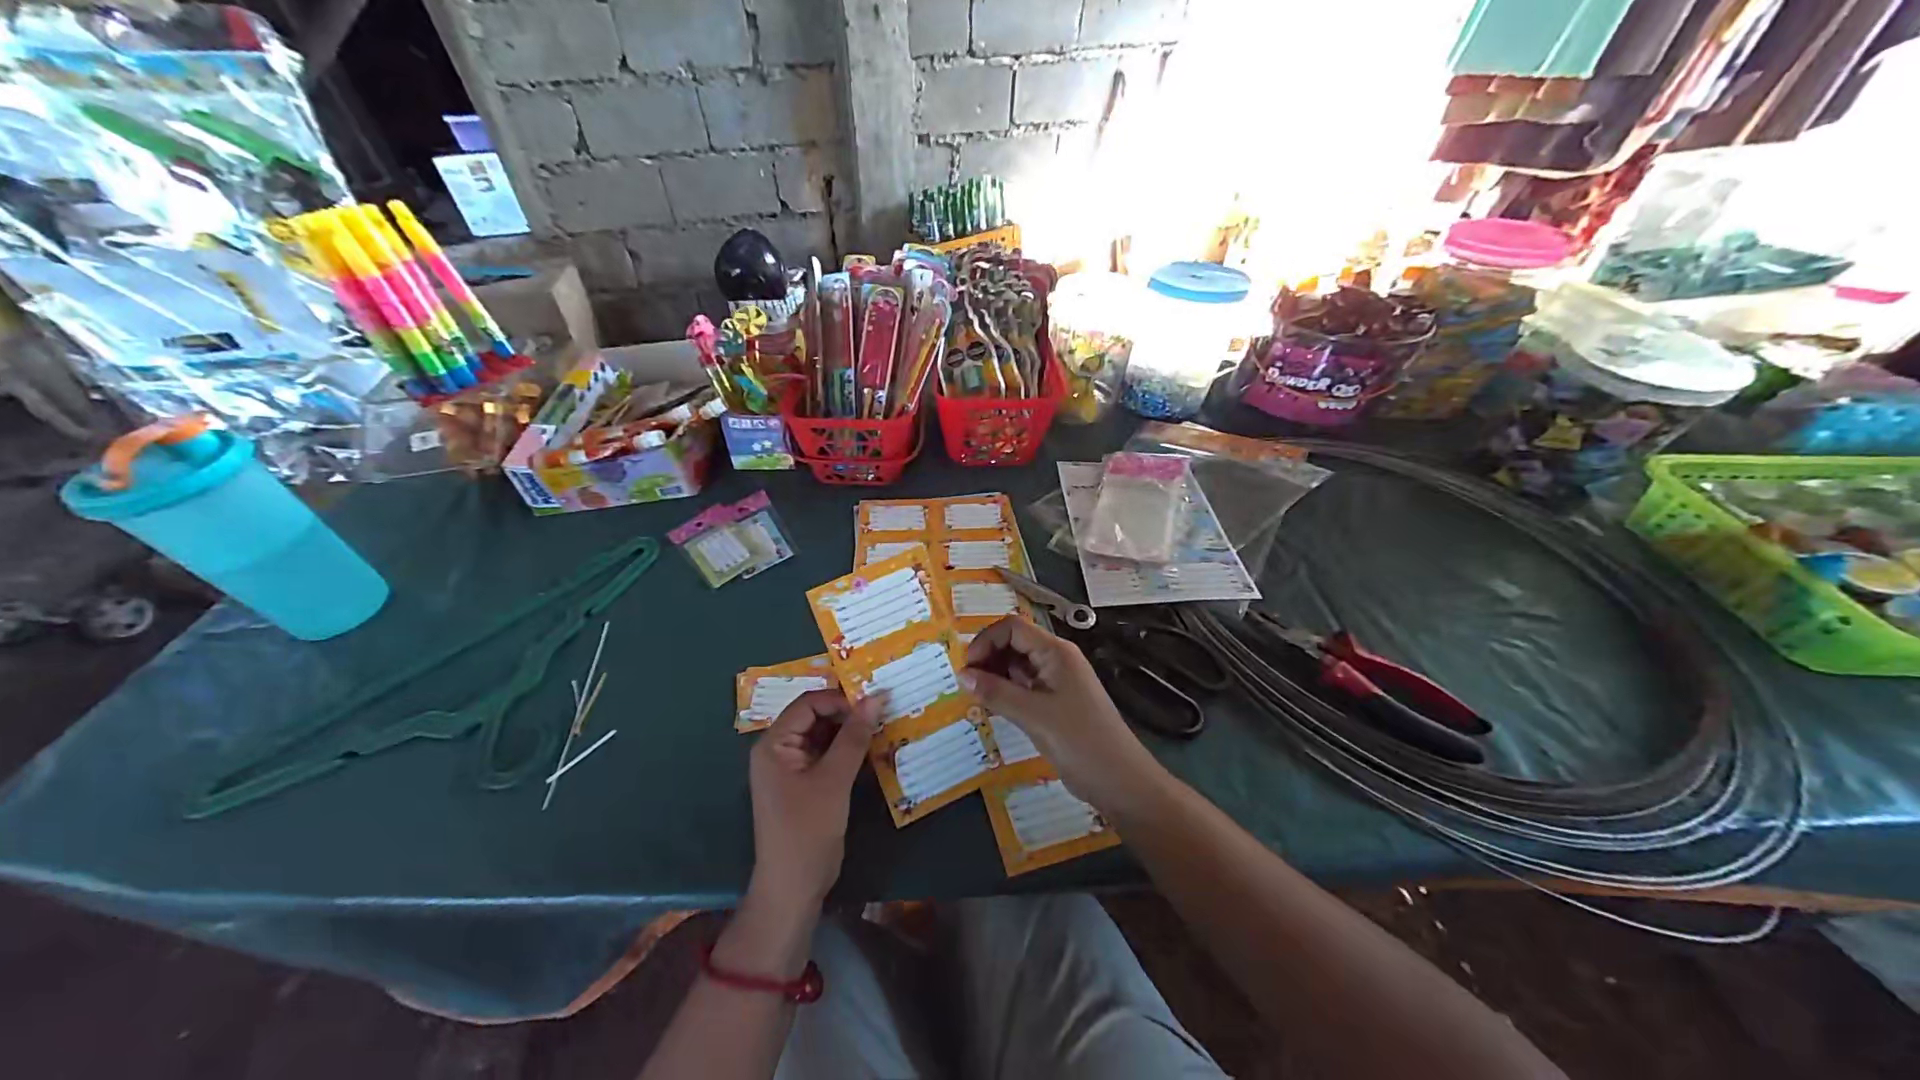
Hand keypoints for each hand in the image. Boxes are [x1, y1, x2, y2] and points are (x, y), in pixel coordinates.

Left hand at [747, 689, 881, 907]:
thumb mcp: (834, 779)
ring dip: (851, 732)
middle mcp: (778, 750)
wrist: (793, 886)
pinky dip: (848, 751)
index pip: (808, 704)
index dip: (840, 699)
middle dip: (848, 713)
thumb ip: (854, 737)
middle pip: (815, 717)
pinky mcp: (805, 785)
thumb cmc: (807, 829)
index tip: (875, 700)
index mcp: (774, 744)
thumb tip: (876, 697)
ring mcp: (791, 769)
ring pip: (824, 736)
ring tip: (884, 725)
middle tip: (884, 710)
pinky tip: (874, 750)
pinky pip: (827, 756)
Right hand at [962, 616, 1162, 812]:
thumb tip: (962, 674)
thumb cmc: (1080, 741)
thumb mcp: (1033, 716)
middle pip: (1014, 643)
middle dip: (988, 658)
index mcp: (1056, 652)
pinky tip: (994, 708)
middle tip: (968, 686)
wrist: (1120, 780)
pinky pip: (1024, 686)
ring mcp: (1057, 681)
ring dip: (995, 676)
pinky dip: (1006, 692)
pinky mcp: (1055, 703)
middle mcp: (1056, 660)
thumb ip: (996, 692)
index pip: (1012, 628)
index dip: (985, 641)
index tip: (967, 669)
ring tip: (978, 698)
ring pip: (1017, 665)